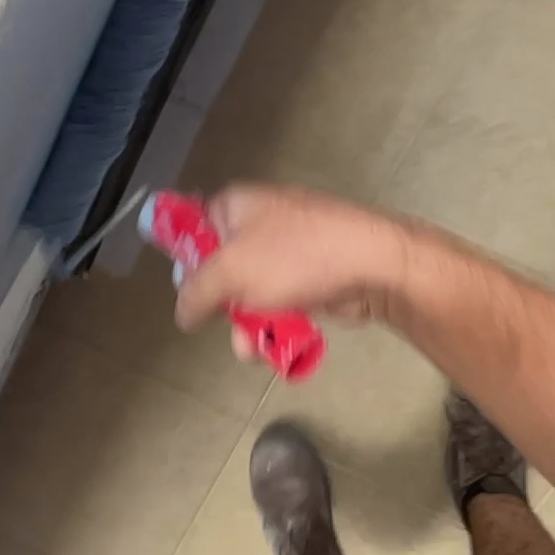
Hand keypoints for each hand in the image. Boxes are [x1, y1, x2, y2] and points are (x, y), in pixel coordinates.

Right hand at [172, 185, 417, 349]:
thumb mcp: (231, 272)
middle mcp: (259, 221)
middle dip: (222, 303)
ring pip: (251, 290)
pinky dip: (276, 321)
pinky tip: (276, 345)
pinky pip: (280, 300)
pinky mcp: (310, 274)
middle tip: (223, 323)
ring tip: (251, 348)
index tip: (190, 292)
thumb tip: (182, 312)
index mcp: (236, 205)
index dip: (188, 261)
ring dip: (247, 322)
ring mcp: (288, 248)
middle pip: (223, 266)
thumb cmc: (294, 258)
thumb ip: (197, 291)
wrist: (373, 264)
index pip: (195, 227)